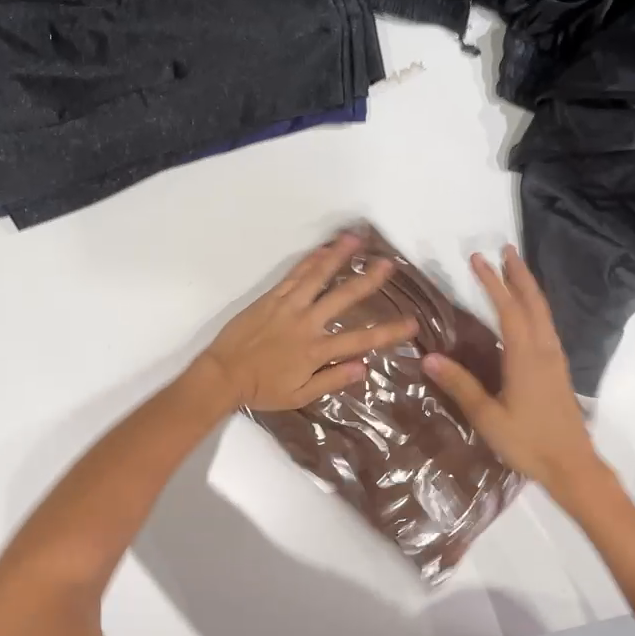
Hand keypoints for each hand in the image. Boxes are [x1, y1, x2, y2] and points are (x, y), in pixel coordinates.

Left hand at [195, 233, 419, 411]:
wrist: (223, 375)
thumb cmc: (261, 390)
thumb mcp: (300, 396)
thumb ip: (332, 380)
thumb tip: (363, 368)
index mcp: (316, 351)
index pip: (360, 340)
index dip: (388, 332)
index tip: (412, 323)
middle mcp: (307, 324)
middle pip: (343, 298)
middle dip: (368, 281)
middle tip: (389, 265)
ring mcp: (288, 307)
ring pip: (318, 277)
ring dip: (338, 257)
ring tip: (356, 239)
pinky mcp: (271, 298)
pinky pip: (294, 275)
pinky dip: (309, 261)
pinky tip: (323, 249)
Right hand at [422, 246, 605, 491]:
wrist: (573, 465)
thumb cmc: (528, 443)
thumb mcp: (488, 418)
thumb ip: (460, 386)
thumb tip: (429, 358)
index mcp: (526, 358)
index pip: (508, 309)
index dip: (493, 283)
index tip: (478, 259)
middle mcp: (544, 351)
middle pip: (533, 303)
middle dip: (518, 275)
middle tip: (505, 250)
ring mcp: (555, 360)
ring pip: (544, 313)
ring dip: (529, 289)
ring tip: (515, 272)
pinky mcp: (558, 370)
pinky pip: (546, 326)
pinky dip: (535, 308)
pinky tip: (527, 313)